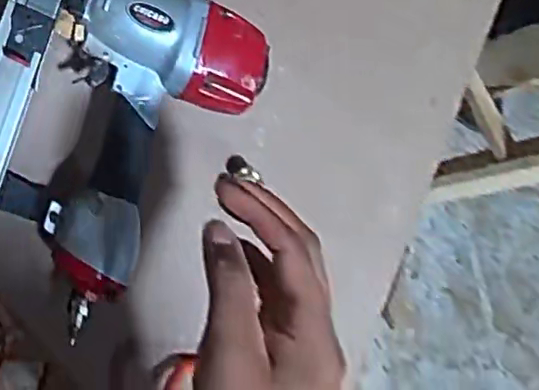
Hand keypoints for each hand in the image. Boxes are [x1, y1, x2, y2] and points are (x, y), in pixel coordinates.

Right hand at [195, 175, 343, 389]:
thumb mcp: (230, 355)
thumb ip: (227, 284)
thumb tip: (219, 228)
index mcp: (314, 332)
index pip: (293, 250)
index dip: (259, 209)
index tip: (221, 184)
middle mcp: (318, 332)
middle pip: (302, 254)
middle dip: (267, 210)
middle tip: (228, 183)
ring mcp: (305, 345)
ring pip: (292, 271)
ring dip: (262, 231)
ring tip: (229, 205)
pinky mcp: (287, 355)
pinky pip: (276, 292)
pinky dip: (255, 261)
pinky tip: (232, 252)